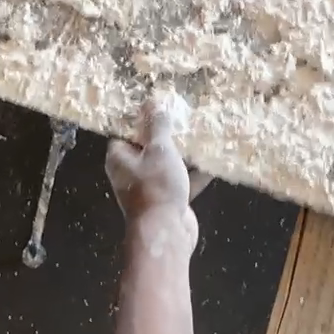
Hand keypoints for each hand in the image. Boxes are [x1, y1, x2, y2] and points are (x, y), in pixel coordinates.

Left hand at [106, 94, 207, 249]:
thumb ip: (158, 125)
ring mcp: (151, 188)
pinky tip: (213, 160)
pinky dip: (196, 172)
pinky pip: (182, 180)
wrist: (167, 232)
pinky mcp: (169, 200)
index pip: (125, 132)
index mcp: (120, 158)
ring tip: (201, 134)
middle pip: (148, 147)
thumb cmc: (156, 187)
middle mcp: (131, 172)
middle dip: (167, 135)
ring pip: (168, 164)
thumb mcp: (159, 150)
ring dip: (183, 153)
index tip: (159, 106)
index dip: (141, 118)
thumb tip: (154, 101)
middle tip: (184, 117)